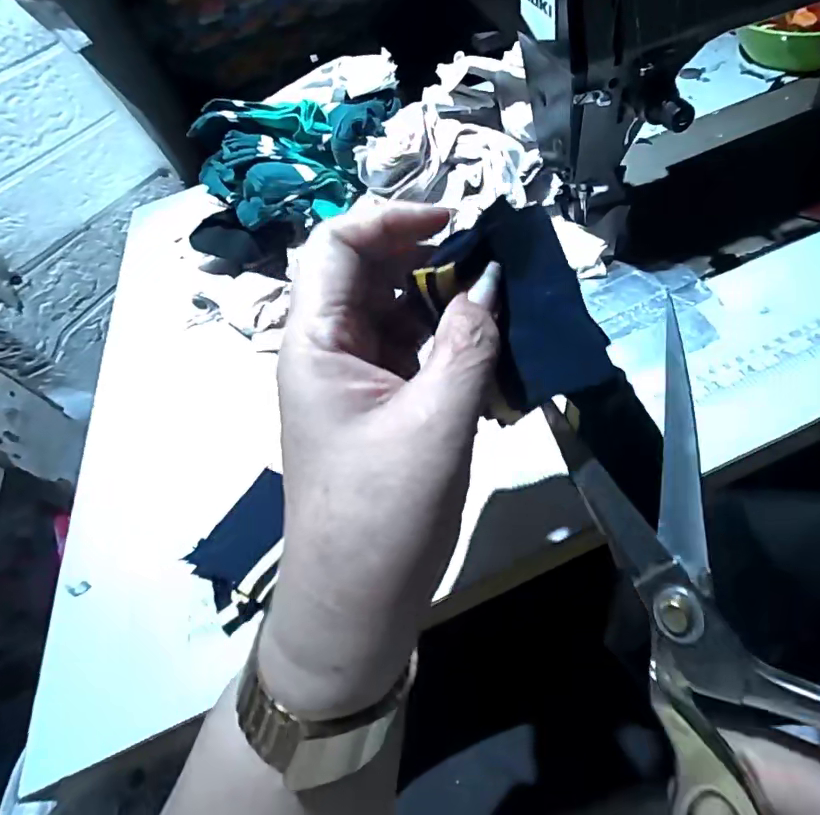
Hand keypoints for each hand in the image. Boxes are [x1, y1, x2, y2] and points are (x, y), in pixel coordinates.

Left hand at [257, 199, 502, 716]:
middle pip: (373, 269)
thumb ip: (468, 343)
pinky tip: (493, 336)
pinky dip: (456, 331)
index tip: (456, 219)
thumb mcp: (434, 422)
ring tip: (501, 291)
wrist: (359, 602)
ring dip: (448, 292)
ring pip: (402, 305)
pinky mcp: (392, 398)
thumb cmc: (382, 513)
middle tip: (492, 254)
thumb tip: (493, 277)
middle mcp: (335, 347)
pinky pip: (422, 342)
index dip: (393, 218)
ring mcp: (363, 374)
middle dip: (429, 250)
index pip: (340, 246)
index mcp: (318, 343)